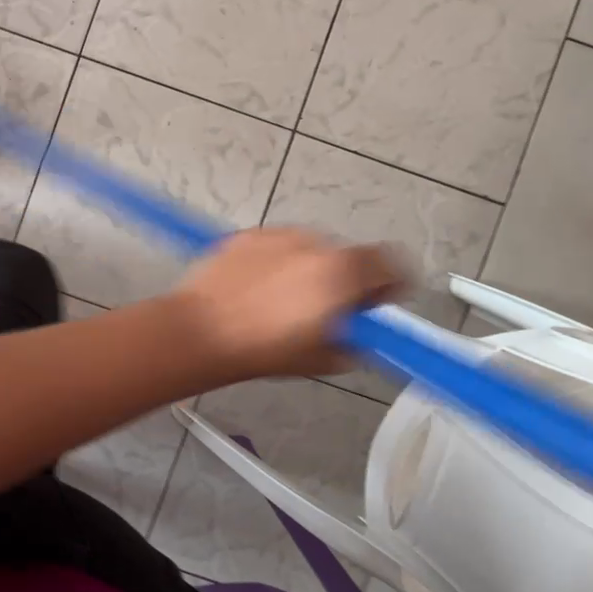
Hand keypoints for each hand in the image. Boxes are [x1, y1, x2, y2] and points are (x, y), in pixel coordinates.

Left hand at [171, 229, 408, 378]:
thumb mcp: (326, 356)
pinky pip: (275, 245)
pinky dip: (276, 260)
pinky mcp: (245, 234)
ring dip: (309, 266)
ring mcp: (276, 235)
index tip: (376, 301)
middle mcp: (313, 244)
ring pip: (310, 247)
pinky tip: (259, 286)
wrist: (201, 330)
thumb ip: (355, 338)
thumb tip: (357, 331)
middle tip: (327, 306)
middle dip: (345, 277)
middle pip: (348, 254)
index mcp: (342, 272)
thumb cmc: (265, 349)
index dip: (388, 283)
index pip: (391, 262)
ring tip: (285, 298)